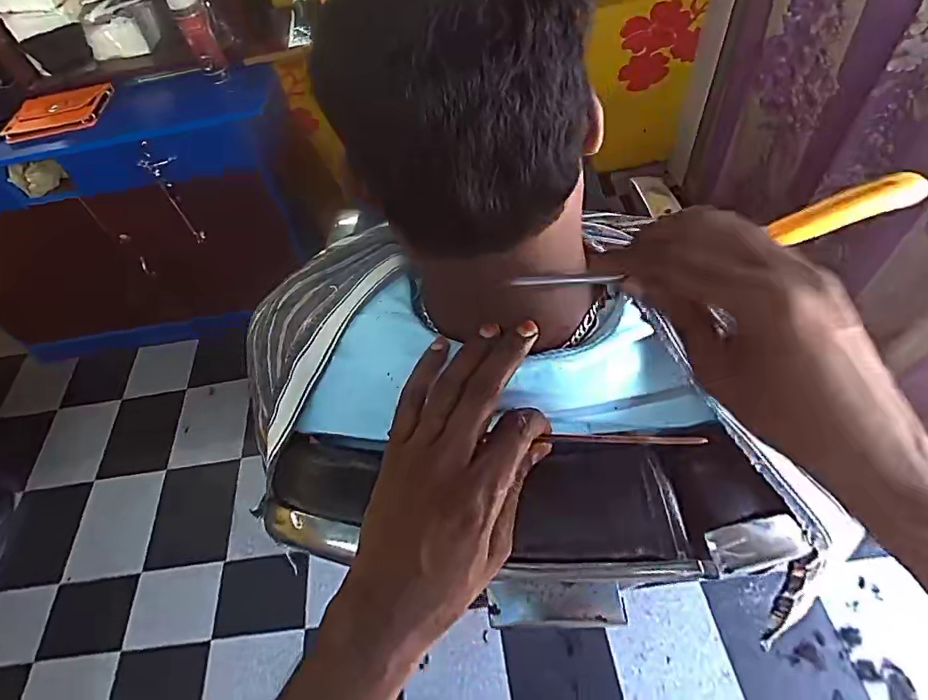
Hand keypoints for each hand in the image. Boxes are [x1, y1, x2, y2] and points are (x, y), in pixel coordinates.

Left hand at [283, 323, 550, 699]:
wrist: (386, 598)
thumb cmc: (446, 584)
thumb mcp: (496, 548)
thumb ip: (514, 490)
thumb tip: (534, 447)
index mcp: (478, 494)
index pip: (514, 435)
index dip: (533, 420)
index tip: (542, 422)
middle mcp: (446, 462)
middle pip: (481, 395)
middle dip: (505, 357)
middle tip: (524, 331)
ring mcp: (415, 450)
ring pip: (446, 388)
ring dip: (469, 354)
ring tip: (489, 329)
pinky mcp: (394, 448)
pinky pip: (410, 399)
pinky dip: (425, 370)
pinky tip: (440, 347)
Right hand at [602, 210, 927, 699]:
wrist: (873, 448)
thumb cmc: (789, 422)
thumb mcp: (719, 372)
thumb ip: (682, 316)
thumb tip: (644, 282)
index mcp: (762, 299)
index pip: (681, 262)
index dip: (635, 260)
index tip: (604, 263)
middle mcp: (787, 270)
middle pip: (704, 228)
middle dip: (657, 237)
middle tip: (626, 257)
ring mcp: (807, 268)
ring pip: (731, 225)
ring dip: (686, 233)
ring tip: (654, 253)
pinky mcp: (816, 275)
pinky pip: (754, 241)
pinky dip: (717, 242)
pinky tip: (697, 261)